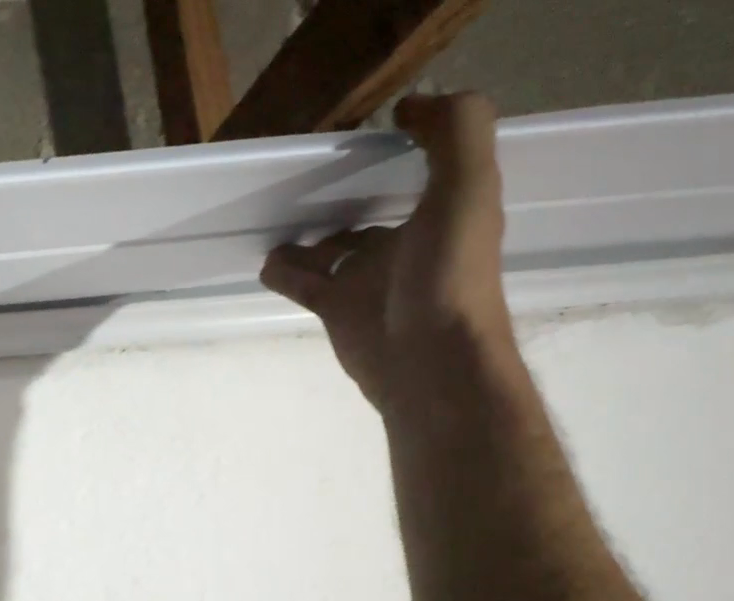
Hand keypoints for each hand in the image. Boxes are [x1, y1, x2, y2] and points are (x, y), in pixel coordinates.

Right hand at [261, 93, 521, 424]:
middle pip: (370, 214)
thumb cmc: (449, 276)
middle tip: (307, 180)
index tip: (373, 131)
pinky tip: (267, 261)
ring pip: (330, 250)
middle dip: (345, 198)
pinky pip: (303, 284)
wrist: (427, 363)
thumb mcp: (467, 189)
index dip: (405, 148)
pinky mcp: (335, 311)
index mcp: (444, 213)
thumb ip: (455, 132)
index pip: (423, 171)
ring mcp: (367, 281)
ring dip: (305, 238)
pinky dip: (282, 272)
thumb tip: (412, 103)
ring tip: (276, 219)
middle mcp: (406, 246)